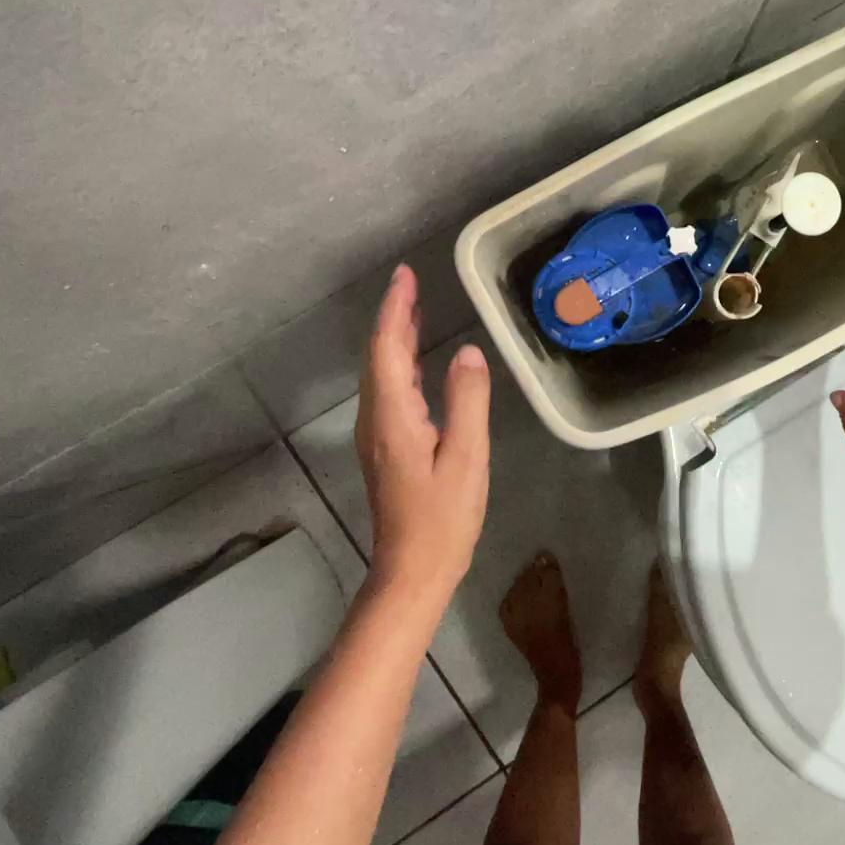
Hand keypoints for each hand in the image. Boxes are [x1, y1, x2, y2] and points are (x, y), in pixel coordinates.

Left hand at [355, 264, 490, 592]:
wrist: (413, 569)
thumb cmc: (443, 517)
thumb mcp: (465, 457)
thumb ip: (467, 402)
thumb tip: (468, 352)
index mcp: (392, 416)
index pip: (387, 349)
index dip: (395, 310)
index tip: (405, 275)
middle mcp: (376, 419)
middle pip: (378, 357)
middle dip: (393, 317)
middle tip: (411, 282)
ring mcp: (378, 435)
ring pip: (381, 374)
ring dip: (395, 339)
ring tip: (415, 311)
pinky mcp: (387, 448)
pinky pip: (388, 391)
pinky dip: (400, 364)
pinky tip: (416, 362)